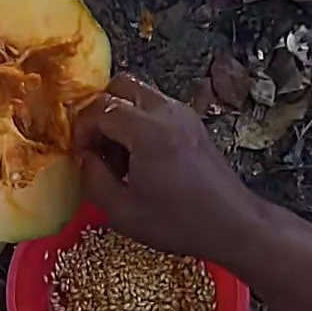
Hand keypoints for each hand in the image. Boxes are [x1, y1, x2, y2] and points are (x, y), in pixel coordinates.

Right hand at [73, 75, 265, 262]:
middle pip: (121, 86)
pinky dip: (140, 123)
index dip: (81, 127)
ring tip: (119, 157)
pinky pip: (157, 109)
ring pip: (140, 95)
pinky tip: (140, 159)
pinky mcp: (193, 124)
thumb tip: (84, 157)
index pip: (100, 107)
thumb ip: (93, 178)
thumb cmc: (177, 222)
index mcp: (148, 132)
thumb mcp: (122, 211)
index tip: (79, 152)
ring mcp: (184, 115)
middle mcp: (167, 113)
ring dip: (121, 117)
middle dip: (100, 112)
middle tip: (96, 145)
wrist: (232, 224)